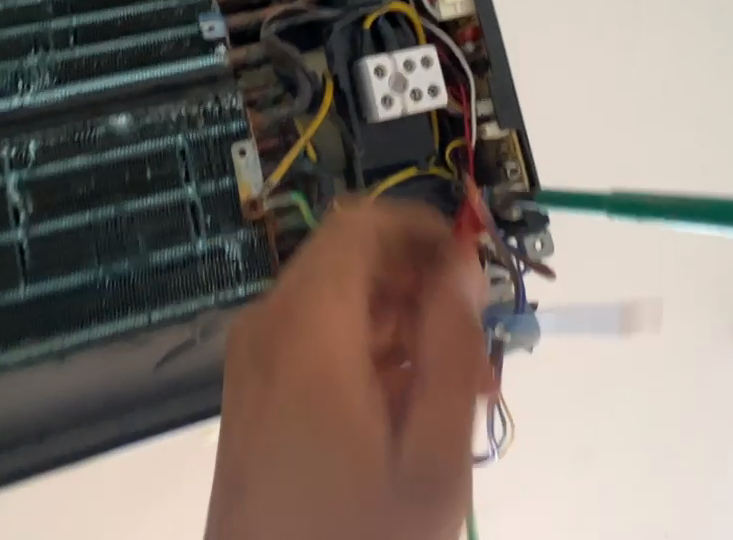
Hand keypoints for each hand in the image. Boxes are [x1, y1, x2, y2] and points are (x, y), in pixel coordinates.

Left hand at [206, 200, 487, 539]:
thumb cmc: (359, 536)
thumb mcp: (431, 457)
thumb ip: (452, 346)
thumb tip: (462, 263)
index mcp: (307, 325)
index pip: (360, 224)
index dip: (420, 226)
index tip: (471, 264)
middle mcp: (270, 321)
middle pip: (351, 258)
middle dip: (419, 281)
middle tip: (477, 338)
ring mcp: (255, 352)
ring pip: (338, 295)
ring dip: (400, 318)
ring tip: (456, 382)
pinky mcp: (255, 382)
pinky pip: (318, 332)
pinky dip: (367, 346)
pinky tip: (410, 401)